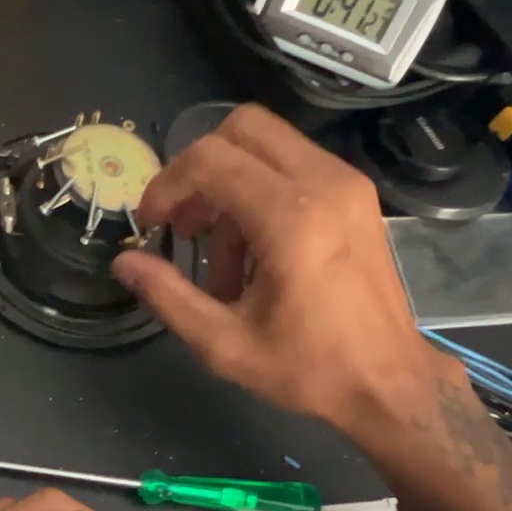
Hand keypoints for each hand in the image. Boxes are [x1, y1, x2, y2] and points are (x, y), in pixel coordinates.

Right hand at [112, 104, 456, 435]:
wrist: (388, 381)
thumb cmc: (307, 370)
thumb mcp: (224, 345)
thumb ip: (168, 297)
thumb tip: (123, 262)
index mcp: (290, 219)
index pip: (211, 160)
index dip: (166, 185)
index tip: (150, 225)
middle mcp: (323, 183)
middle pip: (242, 129)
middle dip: (198, 172)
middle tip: (184, 227)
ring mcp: (347, 183)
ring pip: (268, 147)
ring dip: (230, 189)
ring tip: (224, 262)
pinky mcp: (357, 196)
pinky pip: (294, 168)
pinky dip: (261, 195)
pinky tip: (256, 255)